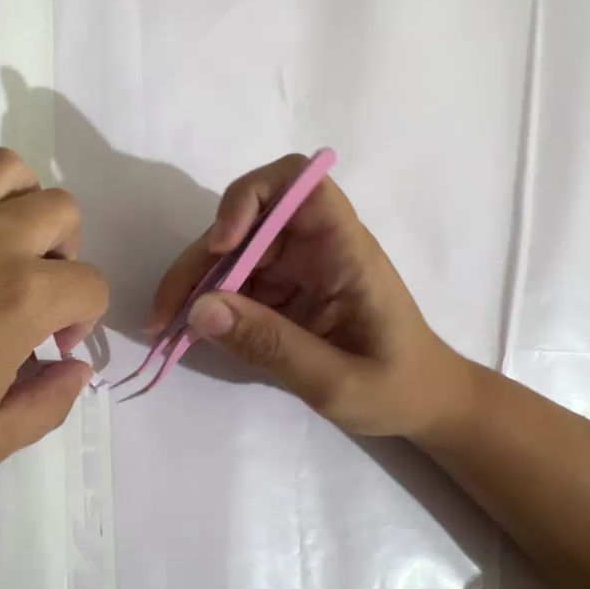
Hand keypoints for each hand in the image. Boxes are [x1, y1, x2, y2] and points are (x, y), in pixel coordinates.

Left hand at [0, 149, 108, 524]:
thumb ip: (49, 403)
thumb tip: (75, 368)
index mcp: (21, 296)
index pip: (90, 282)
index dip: (82, 318)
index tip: (50, 349)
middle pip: (62, 210)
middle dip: (65, 253)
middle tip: (35, 296)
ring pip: (8, 167)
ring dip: (23, 202)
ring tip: (4, 248)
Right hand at [148, 154, 470, 437]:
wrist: (425, 406)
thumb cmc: (397, 389)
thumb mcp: (336, 382)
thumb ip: (272, 345)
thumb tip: (199, 308)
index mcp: (344, 251)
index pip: (299, 182)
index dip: (251, 196)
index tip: (223, 244)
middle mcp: (316, 246)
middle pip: (246, 221)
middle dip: (201, 257)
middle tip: (166, 311)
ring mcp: (297, 266)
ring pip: (232, 250)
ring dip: (194, 280)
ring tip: (164, 326)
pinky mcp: (283, 289)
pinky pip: (235, 280)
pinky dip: (206, 301)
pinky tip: (185, 331)